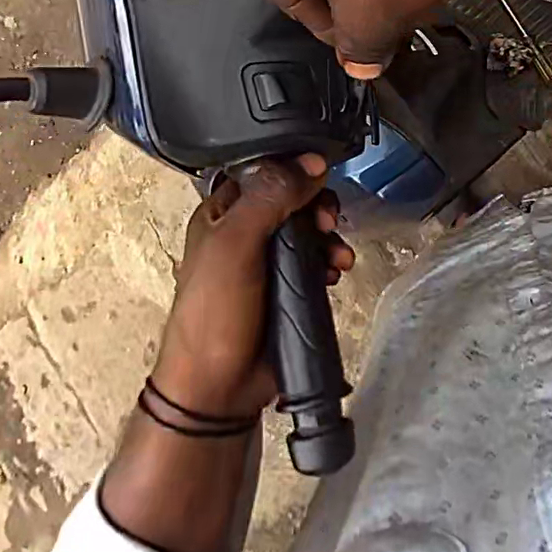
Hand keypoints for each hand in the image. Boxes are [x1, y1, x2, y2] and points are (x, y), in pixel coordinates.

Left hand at [150, 153, 356, 419]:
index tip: (319, 172)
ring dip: (328, 235)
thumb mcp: (235, 245)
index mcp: (222, 213)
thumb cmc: (215, 311)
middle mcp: (246, 230)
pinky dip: (330, 261)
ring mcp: (269, 260)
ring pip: (309, 229)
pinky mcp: (290, 286)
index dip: (292, 168)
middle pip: (292, 198)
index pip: (262, 170)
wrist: (220, 388)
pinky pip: (317, 260)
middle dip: (317, 205)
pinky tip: (335, 272)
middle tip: (328, 220)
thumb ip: (270, 198)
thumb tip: (312, 163)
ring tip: (336, 256)